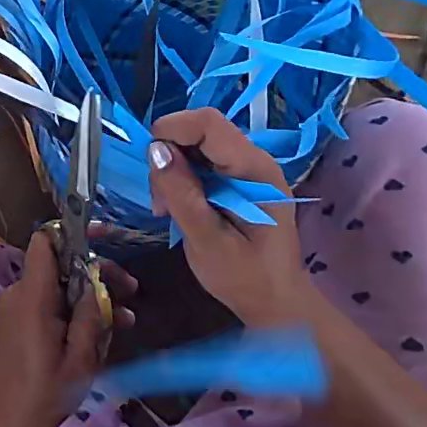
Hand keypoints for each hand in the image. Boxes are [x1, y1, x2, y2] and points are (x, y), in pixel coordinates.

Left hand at [0, 231, 134, 426]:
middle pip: (60, 265)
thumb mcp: (80, 357)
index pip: (46, 241)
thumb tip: (96, 281)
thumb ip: (91, 314)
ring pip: (57, 288)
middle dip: (96, 273)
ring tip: (126, 321)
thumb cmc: (43, 393)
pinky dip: (72, 311)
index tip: (106, 237)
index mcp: (32, 295)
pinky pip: (47, 305)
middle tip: (131, 290)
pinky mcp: (16, 324)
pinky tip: (100, 333)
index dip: (74, 231)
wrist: (2, 426)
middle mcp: (20, 294)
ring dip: (89, 298)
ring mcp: (15, 309)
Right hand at [147, 108, 309, 323]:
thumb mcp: (208, 242)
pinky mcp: (234, 178)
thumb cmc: (246, 278)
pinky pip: (198, 160)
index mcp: (255, 170)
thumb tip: (156, 151)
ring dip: (171, 169)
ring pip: (193, 144)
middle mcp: (252, 159)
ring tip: (168, 210)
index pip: (208, 123)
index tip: (150, 164)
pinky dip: (179, 178)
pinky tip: (178, 207)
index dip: (171, 130)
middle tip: (160, 201)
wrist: (276, 303)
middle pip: (198, 130)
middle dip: (168, 155)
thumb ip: (183, 195)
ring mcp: (244, 168)